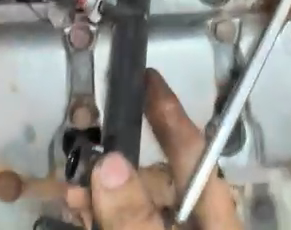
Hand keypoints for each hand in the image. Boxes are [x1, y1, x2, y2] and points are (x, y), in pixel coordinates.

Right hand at [77, 70, 241, 229]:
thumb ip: (136, 216)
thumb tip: (110, 163)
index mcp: (218, 217)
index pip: (195, 152)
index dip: (170, 112)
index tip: (149, 75)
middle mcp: (198, 222)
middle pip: (160, 177)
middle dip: (122, 154)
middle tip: (97, 125)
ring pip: (138, 202)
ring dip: (102, 190)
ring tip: (73, 184)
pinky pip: (127, 223)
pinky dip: (101, 214)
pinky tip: (76, 205)